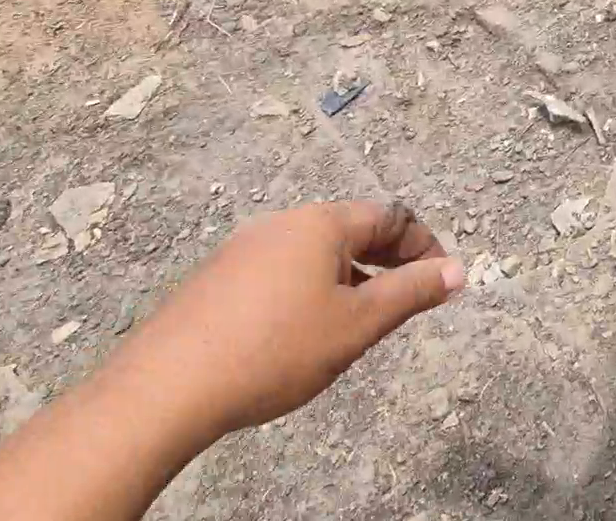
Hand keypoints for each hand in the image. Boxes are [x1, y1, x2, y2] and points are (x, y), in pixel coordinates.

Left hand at [104, 201, 464, 437]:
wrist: (157, 397)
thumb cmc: (273, 350)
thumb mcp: (359, 324)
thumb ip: (413, 292)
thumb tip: (459, 271)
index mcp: (321, 224)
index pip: (393, 217)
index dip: (425, 247)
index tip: (442, 282)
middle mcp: (281, 224)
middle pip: (354, 230)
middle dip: (389, 261)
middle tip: (409, 298)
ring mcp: (241, 251)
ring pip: (316, 254)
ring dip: (351, 277)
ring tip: (361, 319)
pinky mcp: (214, 281)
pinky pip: (282, 271)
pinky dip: (311, 289)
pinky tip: (304, 331)